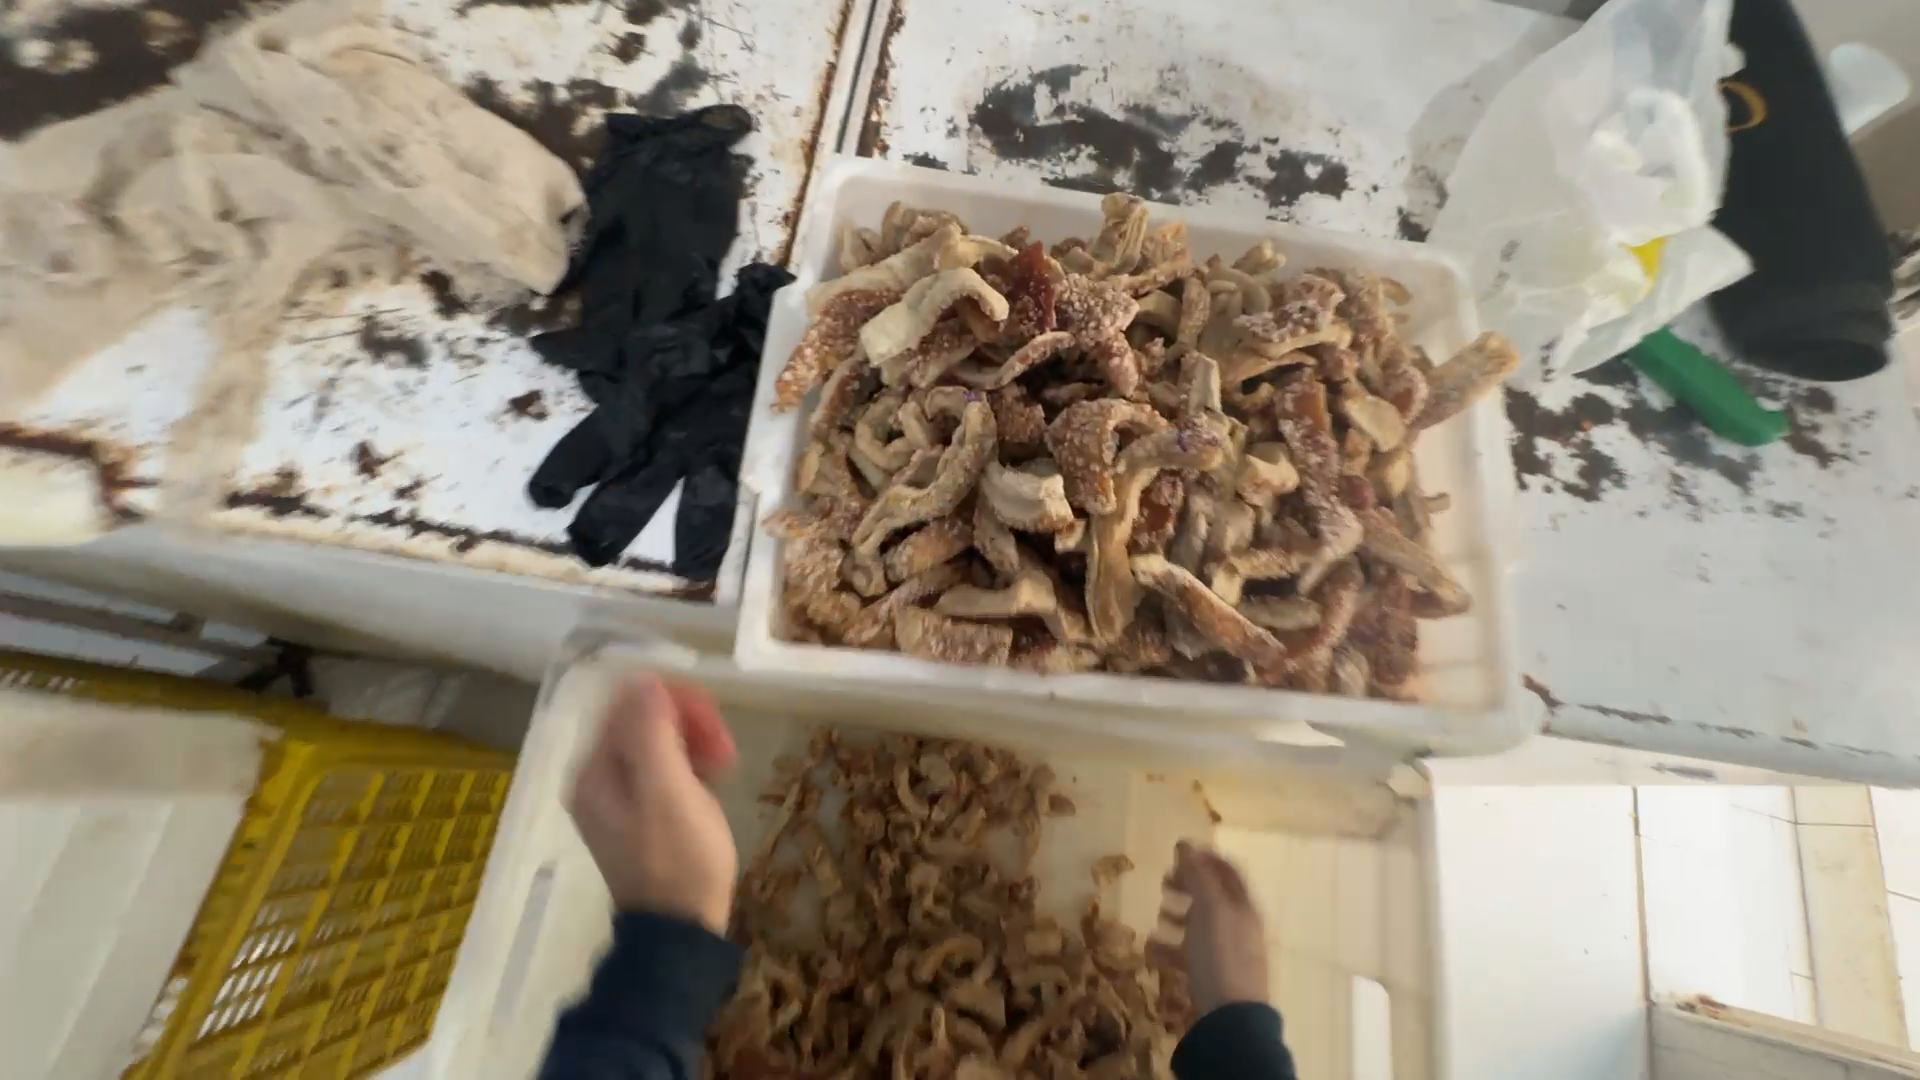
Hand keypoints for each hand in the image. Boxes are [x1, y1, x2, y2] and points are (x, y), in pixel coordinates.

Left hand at [570, 675, 738, 933]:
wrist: (682, 927)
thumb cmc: (680, 858)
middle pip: (641, 718)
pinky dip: (692, 759)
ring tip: (725, 760)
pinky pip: (664, 761)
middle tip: (723, 743)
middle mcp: (598, 777)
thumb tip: (645, 681)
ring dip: (694, 738)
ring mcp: (620, 793)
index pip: (627, 703)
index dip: (672, 699)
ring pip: (658, 737)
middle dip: (687, 720)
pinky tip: (715, 773)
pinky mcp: (643, 806)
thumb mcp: (669, 792)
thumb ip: (652, 734)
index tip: (711, 717)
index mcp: (594, 772)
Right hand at [1167, 840, 1268, 1015]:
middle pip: (1211, 894)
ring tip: (1158, 915)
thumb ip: (1197, 874)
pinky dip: (1169, 946)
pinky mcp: (1210, 975)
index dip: (1205, 856)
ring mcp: (1224, 951)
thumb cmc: (1220, 954)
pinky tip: (1151, 948)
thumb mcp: (1209, 907)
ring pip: (1197, 922)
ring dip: (1175, 914)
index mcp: (1242, 905)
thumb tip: (1185, 842)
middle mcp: (1237, 925)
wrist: (1229, 1020)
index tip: (1177, 853)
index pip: (1227, 869)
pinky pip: (1187, 952)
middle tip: (1164, 882)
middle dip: (1186, 884)